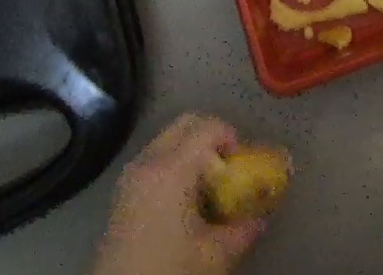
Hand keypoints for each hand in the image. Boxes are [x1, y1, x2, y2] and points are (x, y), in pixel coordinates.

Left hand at [91, 113, 265, 274]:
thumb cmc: (168, 271)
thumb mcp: (213, 256)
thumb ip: (243, 231)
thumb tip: (261, 217)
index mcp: (172, 170)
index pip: (207, 128)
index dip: (230, 136)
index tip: (242, 161)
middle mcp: (148, 161)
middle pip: (185, 123)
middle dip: (211, 135)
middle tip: (226, 165)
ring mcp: (131, 173)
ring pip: (167, 138)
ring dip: (190, 148)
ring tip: (205, 183)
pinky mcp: (121, 189)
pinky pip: (153, 156)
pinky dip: (173, 161)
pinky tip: (182, 197)